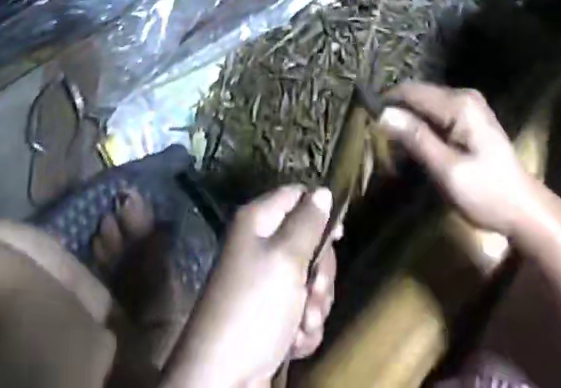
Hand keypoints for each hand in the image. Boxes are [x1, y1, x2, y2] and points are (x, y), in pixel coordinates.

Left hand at [161, 185, 339, 387]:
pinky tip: (295, 343)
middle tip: (314, 292)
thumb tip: (323, 191)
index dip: (319, 209)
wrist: (222, 379)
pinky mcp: (270, 317)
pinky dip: (304, 328)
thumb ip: (308, 222)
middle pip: (308, 240)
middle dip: (320, 271)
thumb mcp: (286, 257)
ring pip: (310, 279)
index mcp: (258, 221)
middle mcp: (260, 246)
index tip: (338, 235)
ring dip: (315, 305)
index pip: (295, 195)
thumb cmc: (254, 308)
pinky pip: (301, 310)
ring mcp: (265, 284)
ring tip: (303, 324)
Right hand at [377, 82, 545, 238]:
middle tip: (375, 141)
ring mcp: (469, 106)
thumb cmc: (487, 194)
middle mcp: (464, 96)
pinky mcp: (469, 119)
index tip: (363, 122)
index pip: (411, 92)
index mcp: (459, 104)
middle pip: (417, 95)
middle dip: (395, 114)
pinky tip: (413, 149)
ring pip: (424, 105)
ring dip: (407, 122)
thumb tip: (383, 114)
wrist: (525, 211)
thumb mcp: (447, 170)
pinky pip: (436, 114)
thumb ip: (416, 139)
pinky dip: (421, 127)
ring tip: (389, 148)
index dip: (385, 103)